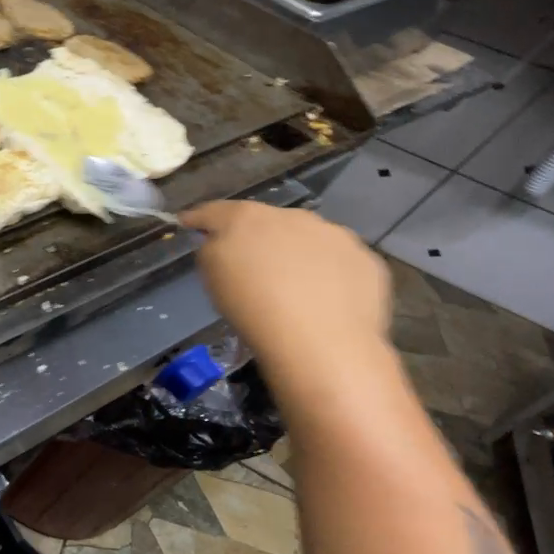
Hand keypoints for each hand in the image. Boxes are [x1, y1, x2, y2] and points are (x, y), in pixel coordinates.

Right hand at [180, 201, 392, 382]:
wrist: (322, 342)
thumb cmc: (251, 306)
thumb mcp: (210, 277)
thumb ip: (210, 249)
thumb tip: (218, 241)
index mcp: (246, 217)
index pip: (213, 210)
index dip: (198, 219)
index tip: (188, 226)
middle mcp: (293, 216)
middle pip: (264, 220)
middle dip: (253, 235)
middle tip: (247, 261)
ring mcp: (335, 236)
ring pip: (305, 237)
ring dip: (293, 250)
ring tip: (290, 281)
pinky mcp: (366, 260)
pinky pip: (336, 260)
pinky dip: (325, 270)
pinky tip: (321, 295)